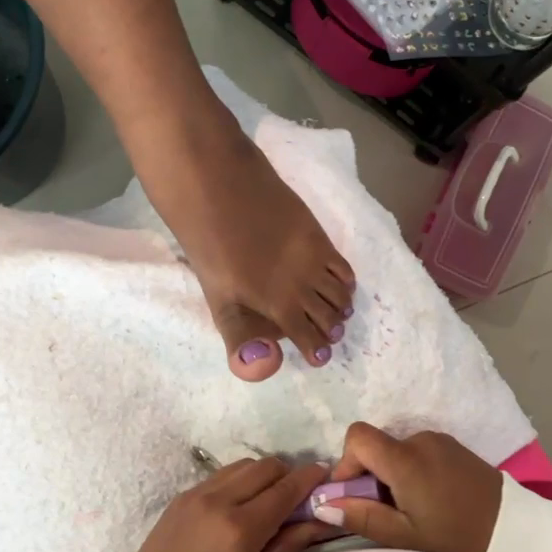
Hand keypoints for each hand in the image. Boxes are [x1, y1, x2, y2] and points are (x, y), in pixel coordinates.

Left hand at [113, 458, 339, 551]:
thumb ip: (291, 544)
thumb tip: (322, 519)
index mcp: (241, 527)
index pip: (286, 487)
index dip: (310, 477)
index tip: (326, 474)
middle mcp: (217, 501)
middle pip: (265, 466)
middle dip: (286, 475)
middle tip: (296, 496)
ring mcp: (193, 496)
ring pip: (240, 465)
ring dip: (260, 475)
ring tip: (266, 501)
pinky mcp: (177, 500)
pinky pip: (217, 476)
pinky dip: (236, 482)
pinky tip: (238, 506)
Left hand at [152, 116, 356, 382]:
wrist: (214, 180)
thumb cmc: (205, 240)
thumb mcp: (216, 295)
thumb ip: (240, 334)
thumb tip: (263, 371)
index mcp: (278, 303)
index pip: (311, 336)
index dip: (316, 349)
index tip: (319, 356)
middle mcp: (304, 284)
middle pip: (331, 316)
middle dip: (330, 330)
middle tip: (324, 335)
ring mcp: (313, 258)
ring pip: (342, 294)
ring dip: (340, 308)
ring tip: (333, 313)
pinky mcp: (317, 234)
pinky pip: (343, 267)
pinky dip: (346, 282)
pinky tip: (337, 284)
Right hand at [315, 423, 502, 551]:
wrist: (513, 531)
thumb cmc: (456, 537)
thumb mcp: (404, 536)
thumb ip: (362, 516)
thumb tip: (323, 503)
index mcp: (405, 458)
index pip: (357, 436)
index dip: (347, 462)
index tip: (354, 492)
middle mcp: (421, 439)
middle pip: (377, 446)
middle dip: (371, 475)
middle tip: (386, 511)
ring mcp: (440, 440)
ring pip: (397, 450)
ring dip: (392, 474)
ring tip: (412, 509)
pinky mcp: (454, 446)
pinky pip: (418, 451)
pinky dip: (412, 470)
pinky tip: (430, 499)